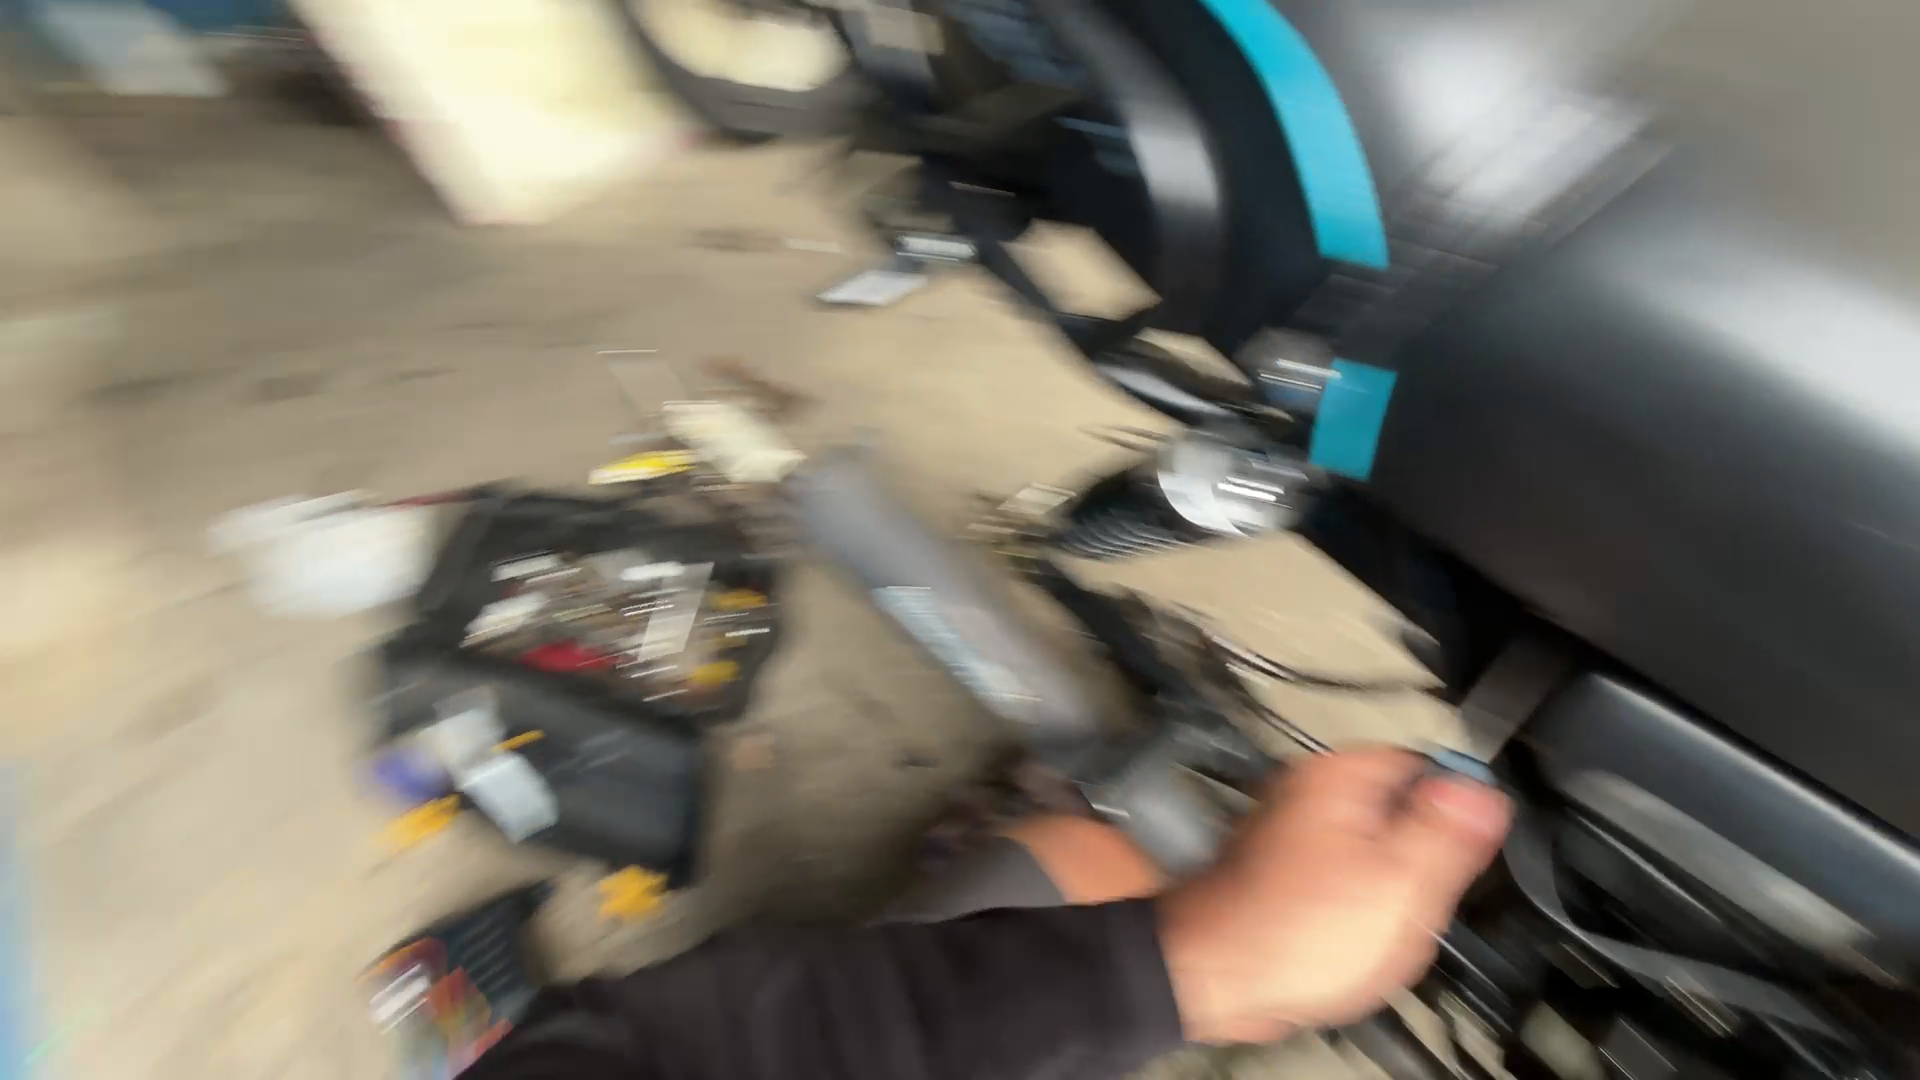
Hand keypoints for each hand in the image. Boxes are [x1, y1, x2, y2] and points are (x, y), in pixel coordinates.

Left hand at [1156, 746, 1510, 1043]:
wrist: (1217, 970)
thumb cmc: (1293, 930)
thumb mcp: (1399, 883)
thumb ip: (1443, 832)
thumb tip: (1478, 790)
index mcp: (1335, 779)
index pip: (1419, 763)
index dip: (1453, 806)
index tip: (1463, 848)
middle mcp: (1305, 791)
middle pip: (1395, 807)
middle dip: (1417, 852)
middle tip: (1413, 896)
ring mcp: (1289, 826)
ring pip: (1371, 845)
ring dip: (1387, 881)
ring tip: (1376, 920)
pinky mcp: (1281, 864)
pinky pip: (1340, 872)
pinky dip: (1355, 898)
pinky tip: (1350, 930)